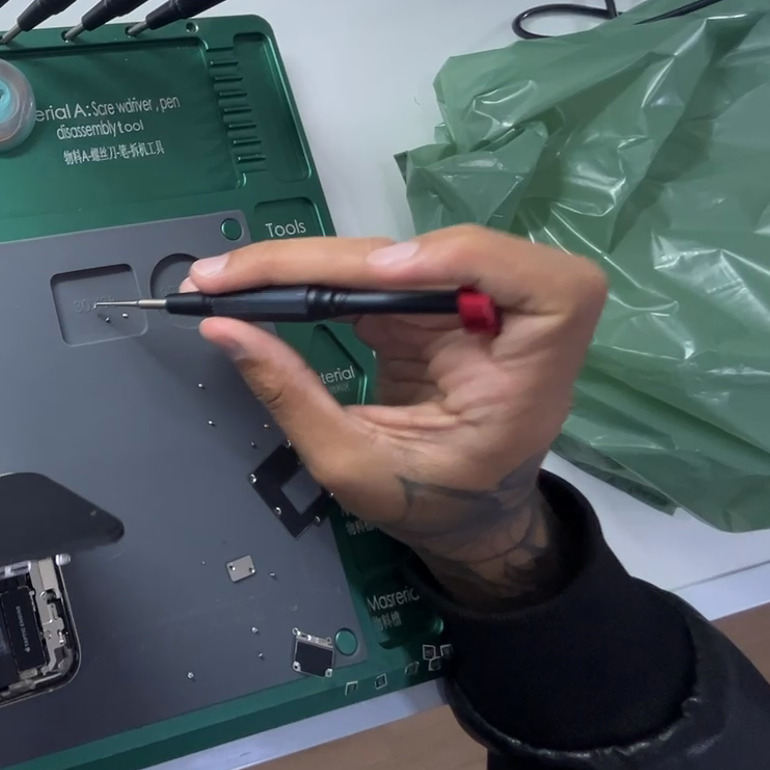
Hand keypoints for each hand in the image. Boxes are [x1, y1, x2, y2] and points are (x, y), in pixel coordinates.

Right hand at [189, 225, 605, 609]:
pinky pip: (357, 275)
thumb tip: (219, 328)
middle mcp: (498, 329)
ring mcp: (452, 312)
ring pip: (379, 256)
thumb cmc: (426, 504)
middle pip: (423, 257)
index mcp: (523, 379)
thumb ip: (289, 394)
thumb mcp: (350, 464)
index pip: (550, 289)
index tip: (382, 272)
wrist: (457, 513)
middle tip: (223, 276)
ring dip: (296, 261)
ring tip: (223, 278)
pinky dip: (300, 274)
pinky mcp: (414, 310)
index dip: (471, 261)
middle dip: (316, 260)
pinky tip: (252, 282)